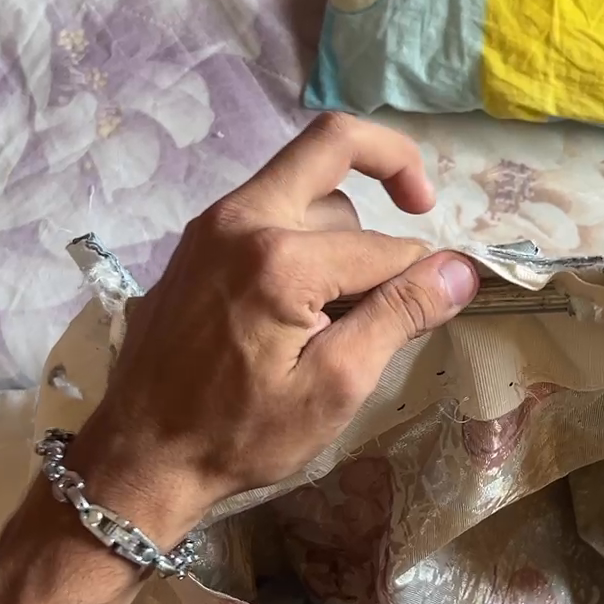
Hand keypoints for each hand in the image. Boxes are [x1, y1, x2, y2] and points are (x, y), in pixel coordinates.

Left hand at [66, 114, 479, 545]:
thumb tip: (462, 268)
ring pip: (304, 184)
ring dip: (345, 220)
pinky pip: (272, 208)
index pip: (385, 245)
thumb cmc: (245, 433)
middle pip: (331, 145)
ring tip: (349, 299)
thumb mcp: (337, 384)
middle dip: (391, 162)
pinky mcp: (198, 242)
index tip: (442, 301)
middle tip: (423, 204)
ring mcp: (212, 225)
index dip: (423, 274)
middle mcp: (241, 218)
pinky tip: (312, 293)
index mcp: (281, 258)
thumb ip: (400, 314)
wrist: (142, 458)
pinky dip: (310, 230)